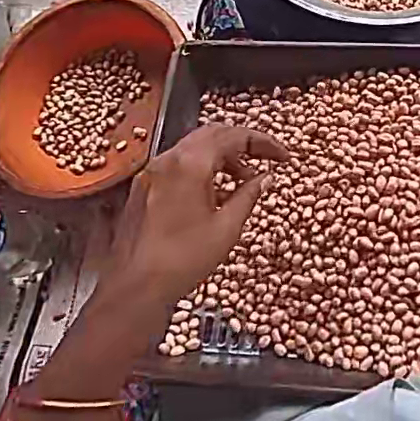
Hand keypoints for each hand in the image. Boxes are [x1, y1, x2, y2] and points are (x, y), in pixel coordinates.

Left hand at [97, 123, 289, 311]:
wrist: (137, 286)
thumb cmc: (183, 260)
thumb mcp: (226, 228)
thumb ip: (249, 195)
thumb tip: (265, 178)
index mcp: (190, 164)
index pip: (233, 136)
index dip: (263, 143)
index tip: (282, 156)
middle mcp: (167, 160)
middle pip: (212, 134)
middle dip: (242, 143)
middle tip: (266, 158)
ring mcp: (152, 172)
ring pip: (194, 148)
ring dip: (222, 157)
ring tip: (245, 181)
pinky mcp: (144, 187)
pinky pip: (179, 165)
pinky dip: (202, 169)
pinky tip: (216, 193)